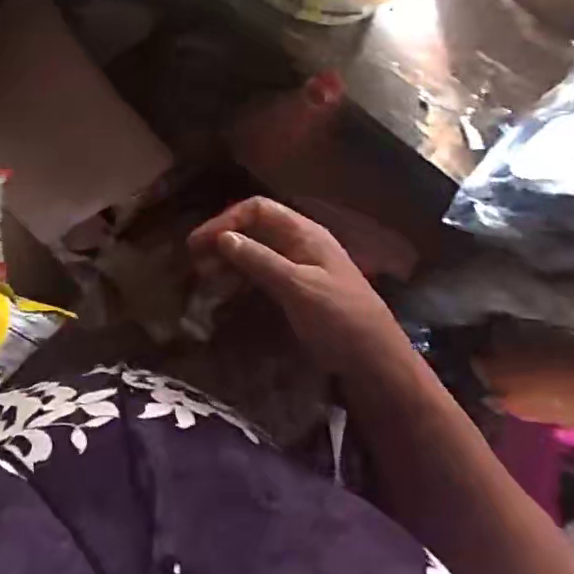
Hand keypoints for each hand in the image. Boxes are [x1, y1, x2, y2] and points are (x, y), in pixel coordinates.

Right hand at [187, 197, 414, 374]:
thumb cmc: (340, 319)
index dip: (226, 220)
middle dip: (223, 242)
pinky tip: (227, 294)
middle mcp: (300, 244)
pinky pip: (261, 276)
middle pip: (253, 230)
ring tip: (208, 281)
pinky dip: (241, 280)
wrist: (377, 364)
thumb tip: (222, 237)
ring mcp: (299, 268)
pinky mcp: (297, 293)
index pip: (257, 209)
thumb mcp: (297, 287)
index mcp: (305, 233)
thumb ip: (259, 260)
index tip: (200, 242)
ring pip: (255, 253)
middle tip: (196, 264)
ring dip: (229, 262)